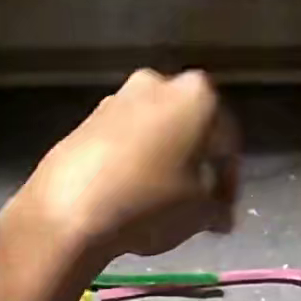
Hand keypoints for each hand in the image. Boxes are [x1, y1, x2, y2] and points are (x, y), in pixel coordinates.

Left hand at [0, 69, 240, 272]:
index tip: (222, 211)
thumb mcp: (199, 215)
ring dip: (163, 164)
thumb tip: (221, 216)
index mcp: (197, 96)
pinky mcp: (86, 121)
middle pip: (189, 129)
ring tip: (160, 204)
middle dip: (195, 165)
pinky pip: (123, 143)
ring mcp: (117, 98)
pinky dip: (133, 165)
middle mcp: (158, 84)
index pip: (227, 141)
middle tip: (194, 204)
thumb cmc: (151, 203)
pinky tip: (129, 197)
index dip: (229, 181)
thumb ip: (218, 211)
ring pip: (155, 134)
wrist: (71, 208)